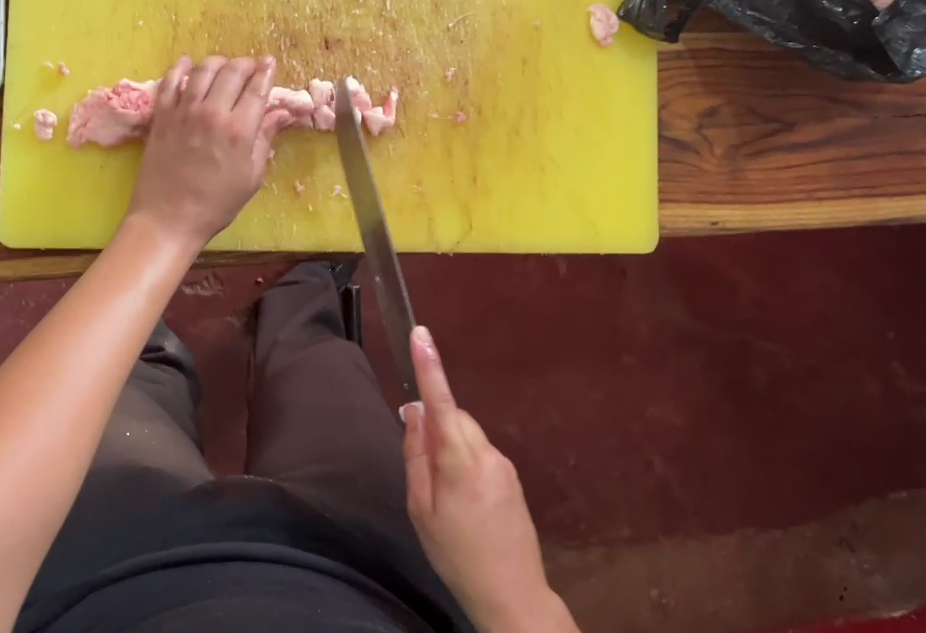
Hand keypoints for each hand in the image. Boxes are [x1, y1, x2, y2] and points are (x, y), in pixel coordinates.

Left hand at [125, 55, 290, 248]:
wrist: (168, 218)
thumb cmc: (216, 204)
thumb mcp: (251, 176)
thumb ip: (264, 139)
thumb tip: (280, 114)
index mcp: (239, 130)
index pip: (257, 88)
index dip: (266, 72)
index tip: (270, 63)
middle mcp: (212, 113)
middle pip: (232, 72)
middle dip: (246, 64)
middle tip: (251, 67)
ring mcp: (184, 111)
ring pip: (203, 70)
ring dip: (218, 62)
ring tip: (224, 66)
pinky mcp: (162, 115)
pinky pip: (170, 81)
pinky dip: (180, 68)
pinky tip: (187, 63)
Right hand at [404, 326, 578, 632]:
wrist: (511, 593)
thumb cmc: (455, 553)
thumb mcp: (420, 509)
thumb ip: (415, 455)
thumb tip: (413, 412)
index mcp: (459, 462)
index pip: (441, 402)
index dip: (429, 365)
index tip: (421, 332)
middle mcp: (486, 453)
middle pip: (454, 416)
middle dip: (435, 425)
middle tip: (422, 468)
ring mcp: (503, 463)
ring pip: (467, 434)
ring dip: (450, 447)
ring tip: (445, 496)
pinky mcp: (512, 476)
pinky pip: (480, 452)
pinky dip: (464, 461)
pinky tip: (464, 501)